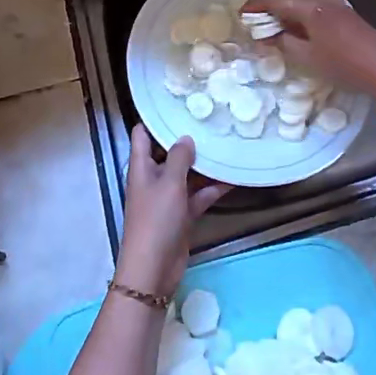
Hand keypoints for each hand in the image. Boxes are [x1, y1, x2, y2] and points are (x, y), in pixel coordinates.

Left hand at [116, 125, 226, 295]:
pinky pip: (198, 197)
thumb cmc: (156, 220)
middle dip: (186, 140)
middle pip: (167, 153)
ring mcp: (167, 198)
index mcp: (141, 167)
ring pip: (186, 175)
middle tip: (211, 122)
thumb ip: (178, 158)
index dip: (156, 120)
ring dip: (204, 165)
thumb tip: (185, 137)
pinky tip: (234, 179)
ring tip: (227, 145)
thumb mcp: (168, 183)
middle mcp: (152, 179)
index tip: (178, 106)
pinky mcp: (181, 216)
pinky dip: (212, 189)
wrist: (153, 269)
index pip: (142, 134)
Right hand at [242, 0, 375, 101]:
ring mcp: (337, 8)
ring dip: (284, 14)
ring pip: (302, 5)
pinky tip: (295, 32)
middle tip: (253, 22)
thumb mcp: (307, 57)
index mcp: (311, 7)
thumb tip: (266, 37)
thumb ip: (283, 43)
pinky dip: (298, 18)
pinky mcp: (345, 17)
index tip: (241, 14)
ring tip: (270, 28)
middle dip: (269, 8)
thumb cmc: (344, 64)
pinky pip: (314, 11)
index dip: (256, 5)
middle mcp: (324, 1)